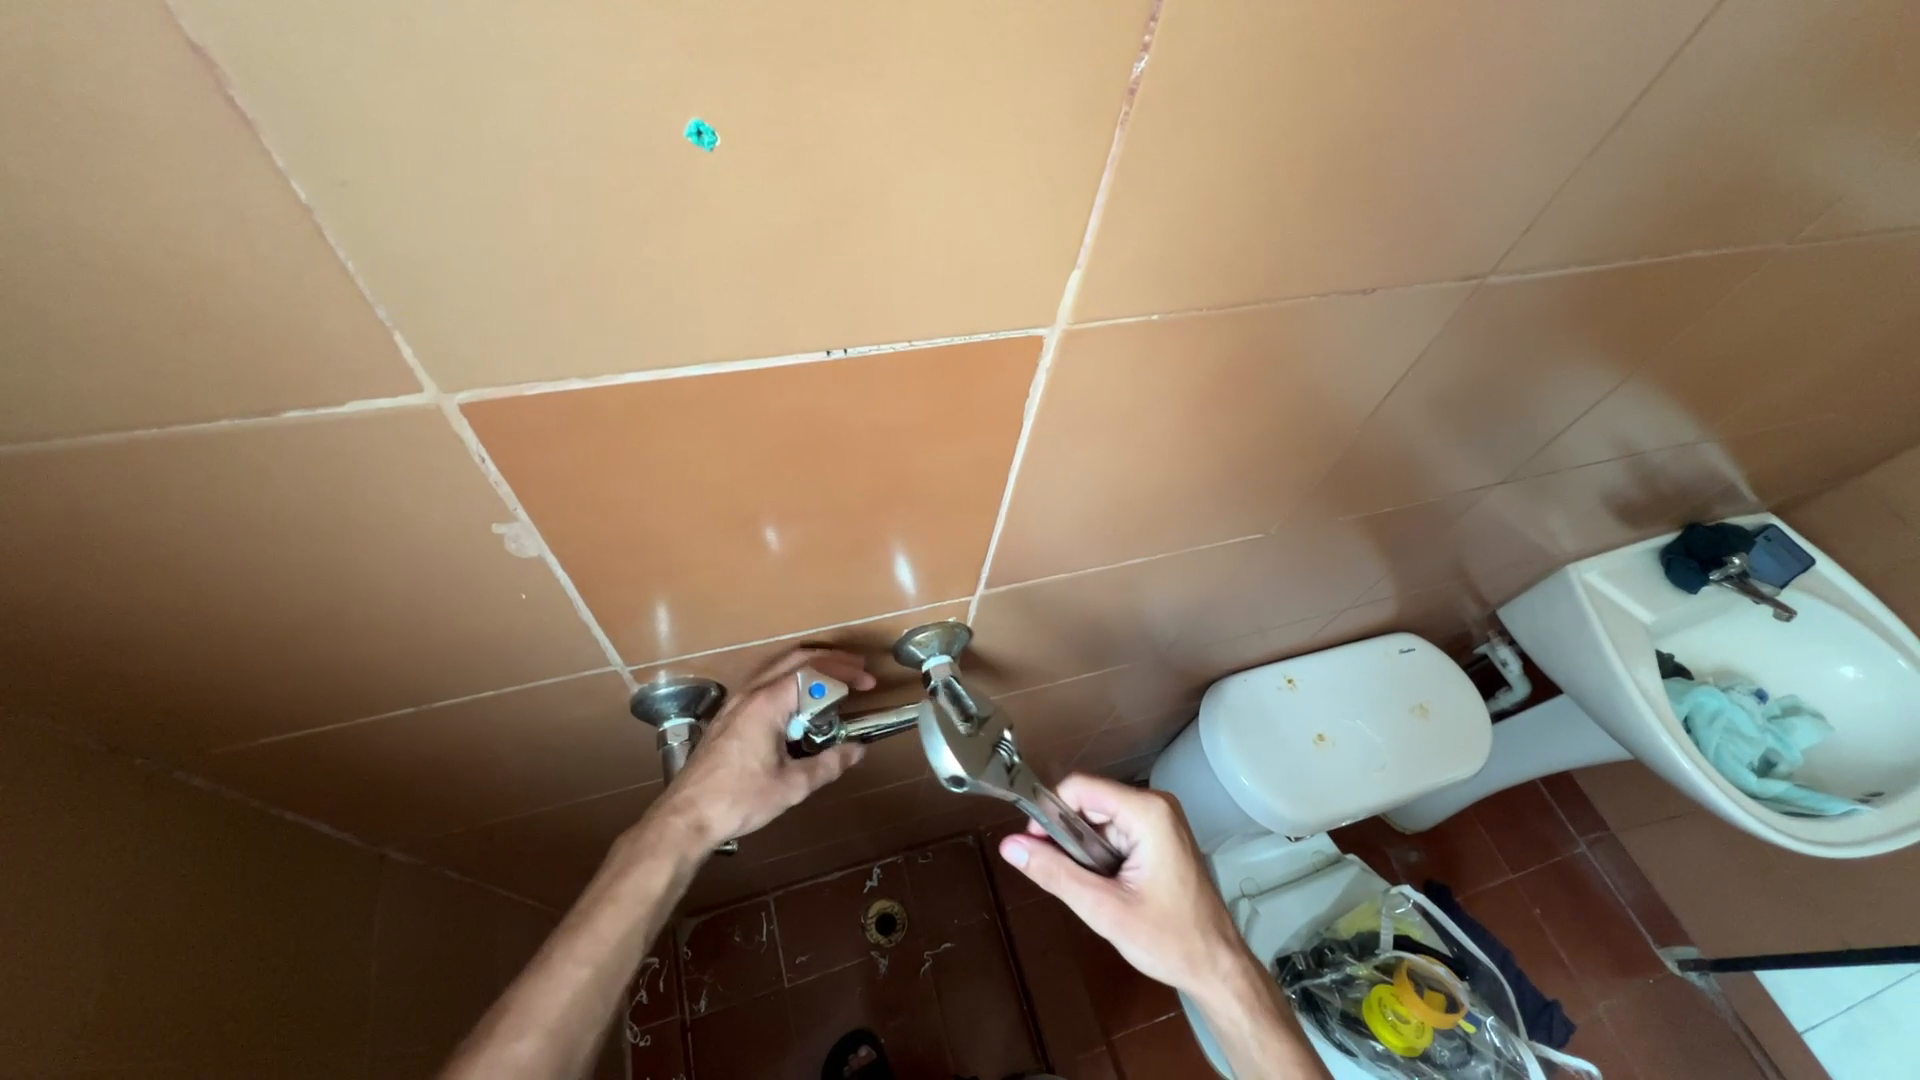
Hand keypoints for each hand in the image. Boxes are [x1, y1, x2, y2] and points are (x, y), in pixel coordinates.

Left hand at [652, 648, 874, 847]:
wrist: (685, 816)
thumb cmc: (738, 800)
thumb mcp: (792, 786)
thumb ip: (829, 764)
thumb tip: (858, 750)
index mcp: (767, 704)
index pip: (814, 671)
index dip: (845, 671)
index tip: (868, 682)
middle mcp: (751, 694)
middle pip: (795, 659)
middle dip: (831, 660)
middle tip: (858, 668)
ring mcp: (736, 703)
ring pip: (777, 668)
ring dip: (809, 668)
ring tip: (834, 679)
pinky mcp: (728, 716)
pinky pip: (765, 683)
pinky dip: (791, 681)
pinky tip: (801, 703)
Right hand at [998, 775, 1251, 995]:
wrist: (1218, 969)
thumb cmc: (1170, 940)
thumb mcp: (1103, 909)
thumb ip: (1054, 873)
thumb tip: (1009, 845)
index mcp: (1147, 812)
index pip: (1079, 788)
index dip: (1049, 813)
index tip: (1035, 847)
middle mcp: (1155, 804)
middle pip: (1089, 803)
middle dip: (1067, 836)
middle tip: (1064, 878)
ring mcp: (1160, 819)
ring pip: (1098, 819)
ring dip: (1084, 850)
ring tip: (1093, 889)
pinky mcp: (1160, 835)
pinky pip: (1115, 831)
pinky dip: (1100, 855)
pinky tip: (1107, 887)